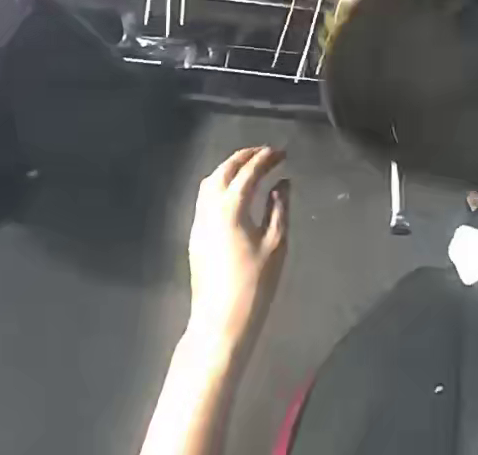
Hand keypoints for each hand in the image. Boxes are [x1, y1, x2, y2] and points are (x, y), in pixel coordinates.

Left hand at [186, 146, 288, 345]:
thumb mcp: (276, 244)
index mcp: (231, 206)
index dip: (266, 157)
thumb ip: (279, 207)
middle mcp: (210, 206)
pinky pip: (206, 195)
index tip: (282, 152)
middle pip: (226, 169)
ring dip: (230, 167)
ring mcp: (199, 219)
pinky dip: (221, 182)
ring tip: (251, 166)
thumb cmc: (254, 286)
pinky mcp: (195, 233)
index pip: (249, 170)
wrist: (220, 323)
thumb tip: (282, 182)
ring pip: (211, 180)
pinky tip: (234, 190)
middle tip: (266, 153)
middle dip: (246, 156)